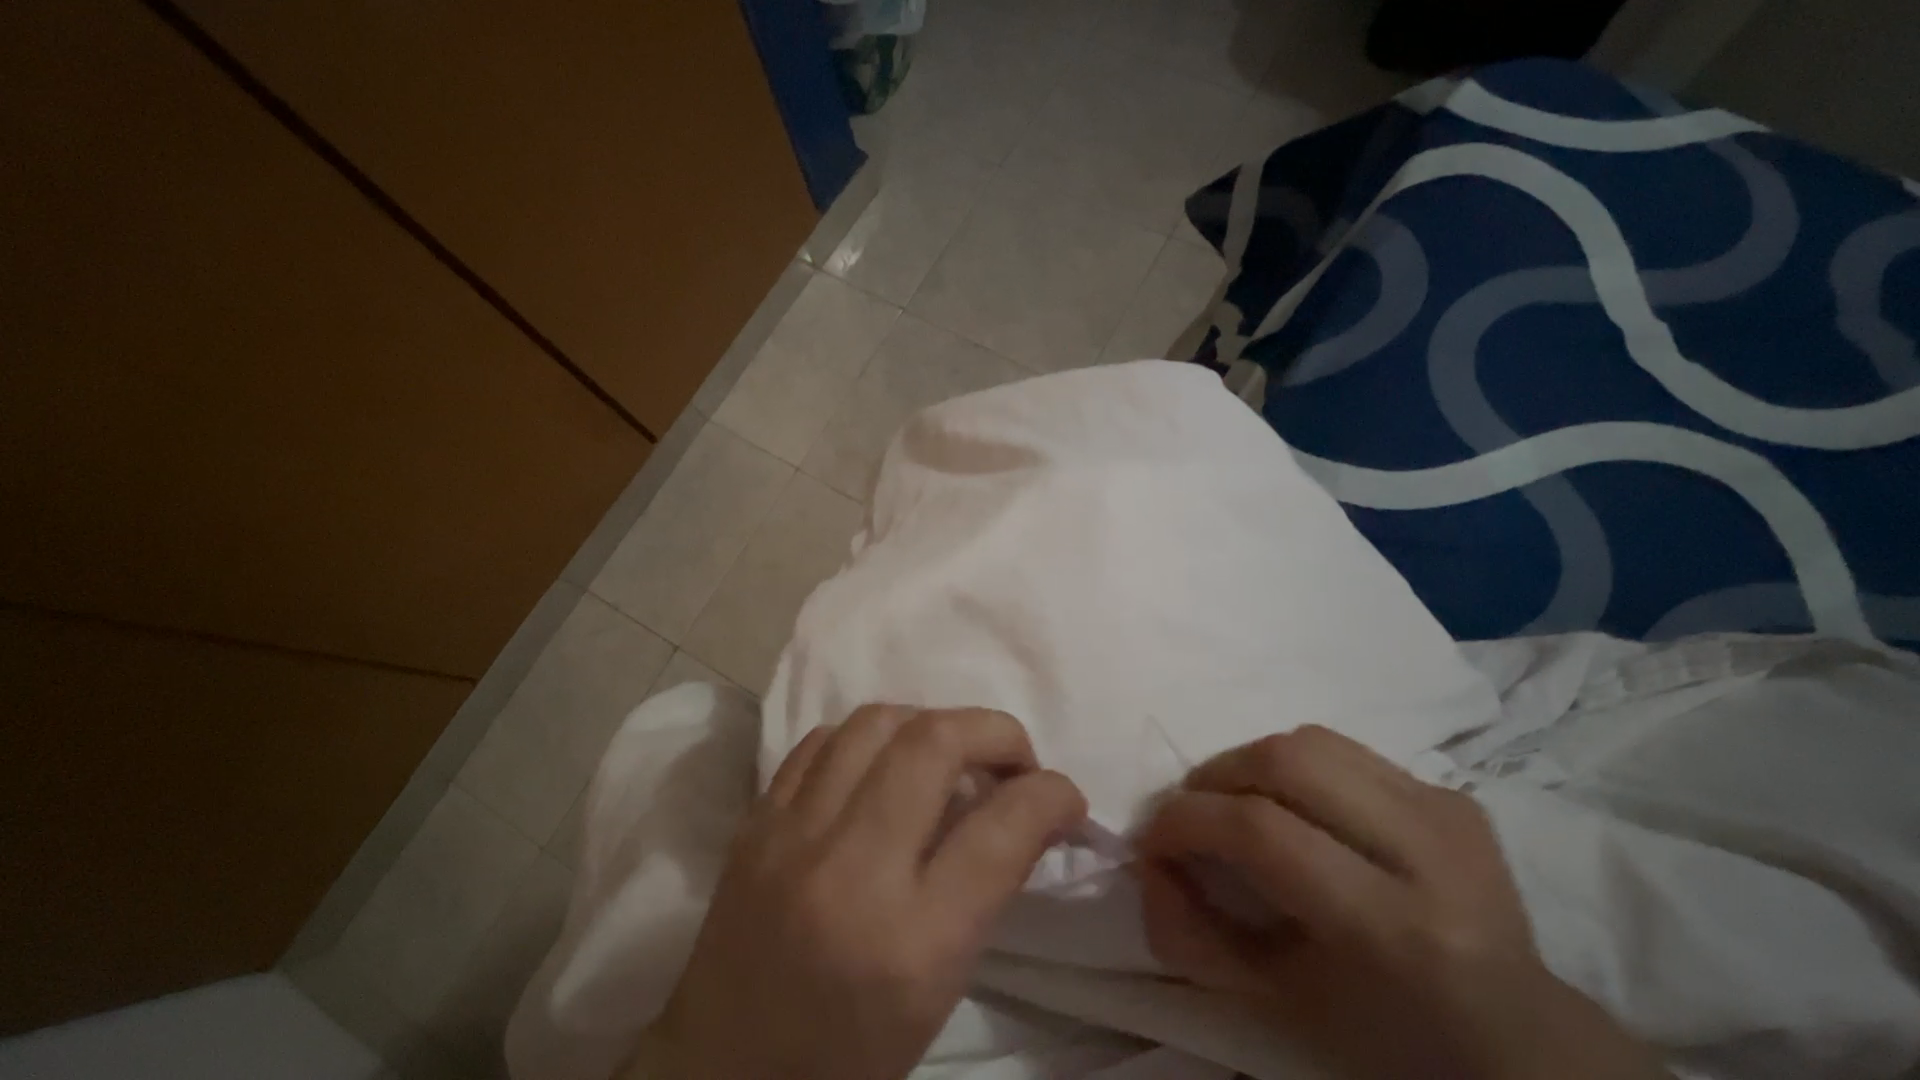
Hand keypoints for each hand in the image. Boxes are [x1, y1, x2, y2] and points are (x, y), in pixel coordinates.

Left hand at [637, 705, 1085, 1079]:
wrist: (725, 1072)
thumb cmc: (850, 1051)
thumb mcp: (941, 989)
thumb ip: (986, 891)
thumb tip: (1025, 811)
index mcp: (912, 941)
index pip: (1002, 828)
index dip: (1053, 796)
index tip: (1065, 799)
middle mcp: (850, 872)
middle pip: (935, 743)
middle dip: (996, 732)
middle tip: (1013, 762)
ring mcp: (791, 837)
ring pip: (875, 722)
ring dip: (930, 725)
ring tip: (947, 758)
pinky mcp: (753, 823)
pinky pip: (820, 741)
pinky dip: (867, 739)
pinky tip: (881, 767)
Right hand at [1136, 725, 1667, 1079]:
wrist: (1516, 1037)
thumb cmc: (1383, 1036)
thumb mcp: (1275, 1002)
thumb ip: (1192, 933)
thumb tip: (1148, 861)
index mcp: (1391, 927)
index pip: (1261, 830)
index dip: (1187, 821)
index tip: (1155, 840)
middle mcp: (1429, 851)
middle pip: (1288, 759)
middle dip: (1215, 775)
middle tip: (1190, 812)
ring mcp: (1449, 811)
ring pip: (1313, 739)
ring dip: (1250, 763)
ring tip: (1233, 803)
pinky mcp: (1454, 793)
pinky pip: (1347, 752)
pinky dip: (1298, 772)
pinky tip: (1297, 812)